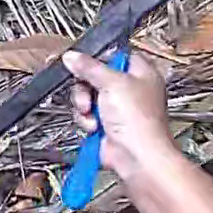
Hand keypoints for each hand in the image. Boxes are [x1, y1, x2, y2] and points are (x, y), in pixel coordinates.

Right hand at [62, 50, 182, 188]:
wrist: (136, 156)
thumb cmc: (139, 121)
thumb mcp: (111, 83)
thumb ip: (89, 67)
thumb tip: (71, 56)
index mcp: (140, 73)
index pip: (114, 55)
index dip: (98, 59)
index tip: (84, 63)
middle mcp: (129, 89)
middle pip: (94, 76)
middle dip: (85, 87)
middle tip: (88, 94)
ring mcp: (116, 107)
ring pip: (85, 95)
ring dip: (83, 105)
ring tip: (91, 113)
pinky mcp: (105, 123)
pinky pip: (85, 114)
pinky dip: (86, 120)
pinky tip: (94, 126)